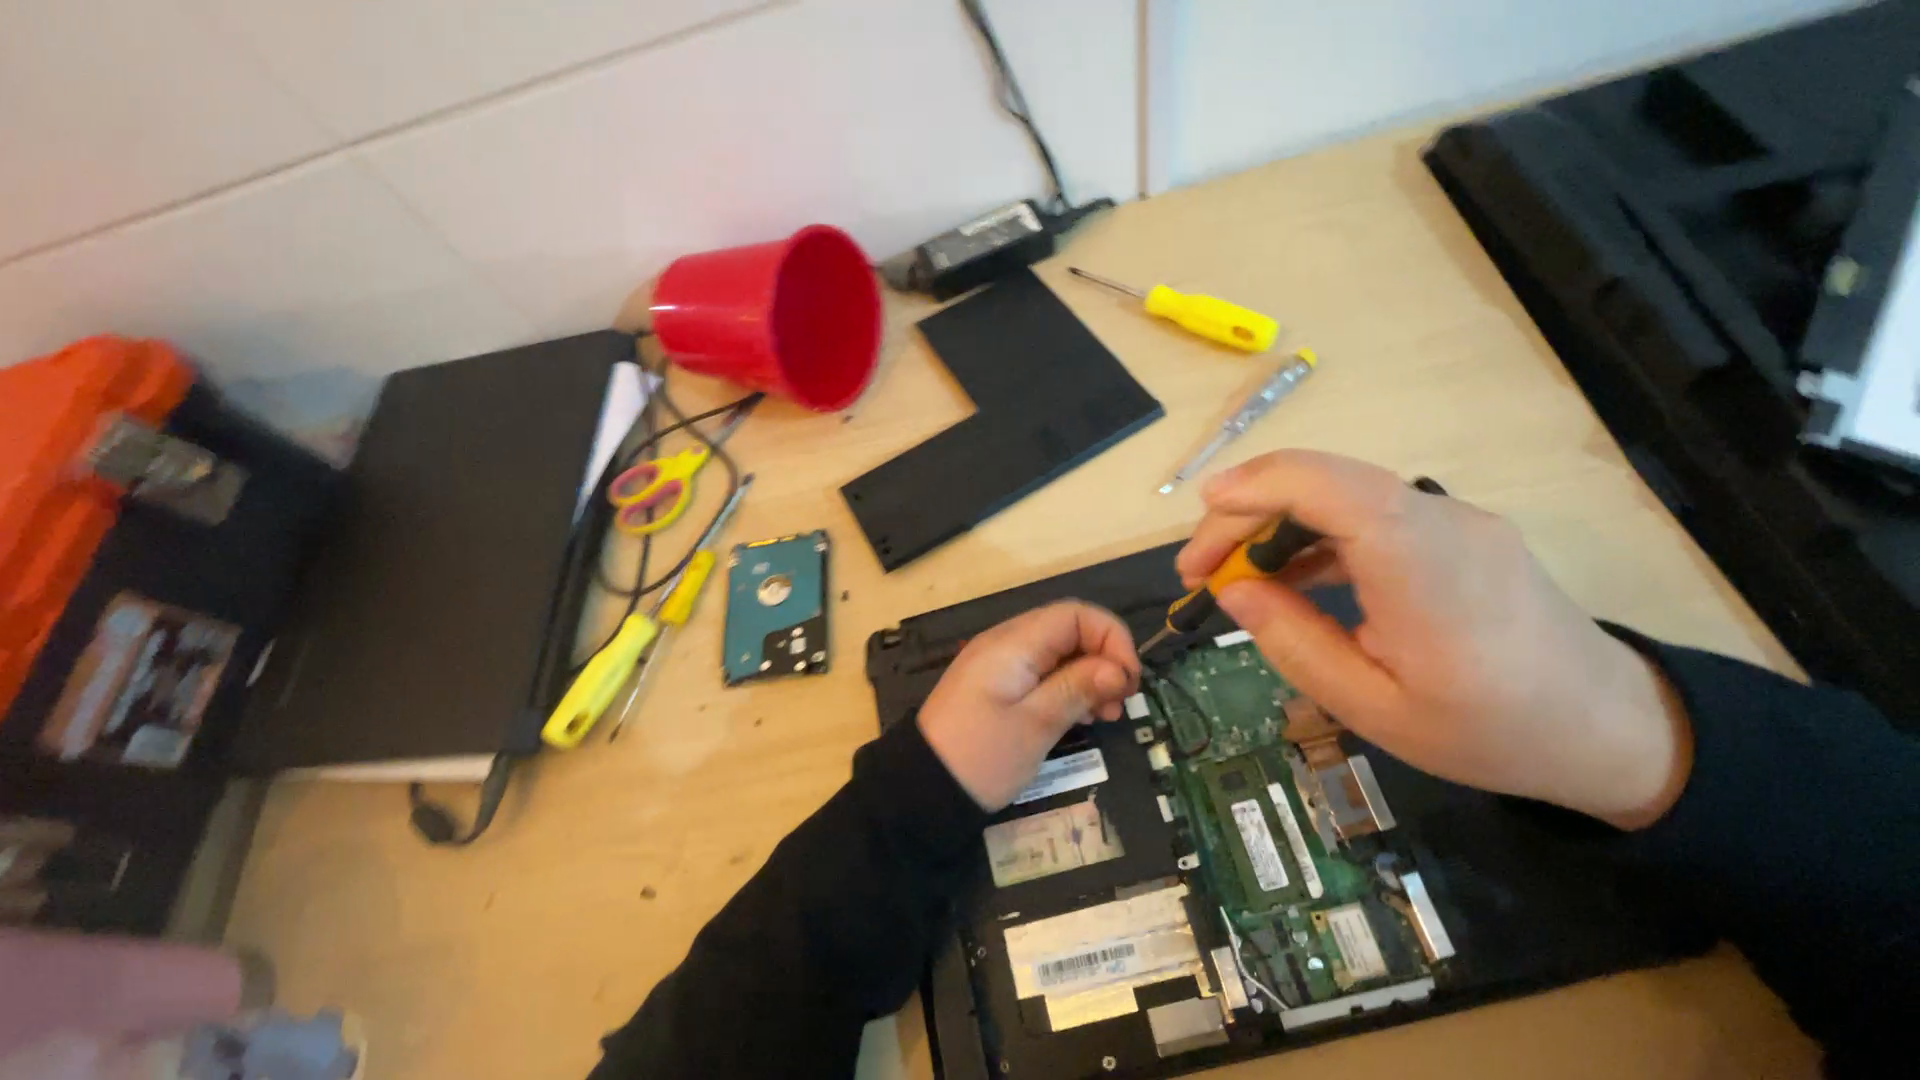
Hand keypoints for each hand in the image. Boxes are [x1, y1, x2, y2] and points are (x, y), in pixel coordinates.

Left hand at [918, 601, 1141, 811]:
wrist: (922, 788)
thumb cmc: (981, 756)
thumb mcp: (1035, 724)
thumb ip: (1077, 688)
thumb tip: (1119, 669)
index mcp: (1013, 643)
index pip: (1075, 614)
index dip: (1111, 637)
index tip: (1128, 679)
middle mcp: (1007, 644)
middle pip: (1069, 631)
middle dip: (1104, 660)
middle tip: (1120, 704)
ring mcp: (1001, 665)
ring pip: (1060, 653)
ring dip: (1090, 677)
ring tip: (1106, 716)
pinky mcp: (999, 688)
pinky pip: (1043, 674)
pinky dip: (1069, 688)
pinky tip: (1083, 717)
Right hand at [1177, 451, 1691, 829]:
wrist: (1608, 726)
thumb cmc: (1490, 731)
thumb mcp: (1374, 708)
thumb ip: (1294, 643)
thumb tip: (1232, 591)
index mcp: (1422, 566)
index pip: (1326, 488)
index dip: (1253, 489)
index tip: (1199, 527)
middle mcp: (1440, 521)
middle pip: (1321, 483)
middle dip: (1245, 514)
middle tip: (1199, 570)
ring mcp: (1453, 519)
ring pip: (1340, 494)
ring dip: (1275, 524)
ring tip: (1230, 576)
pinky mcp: (1455, 530)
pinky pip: (1368, 515)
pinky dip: (1314, 535)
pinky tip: (1287, 578)